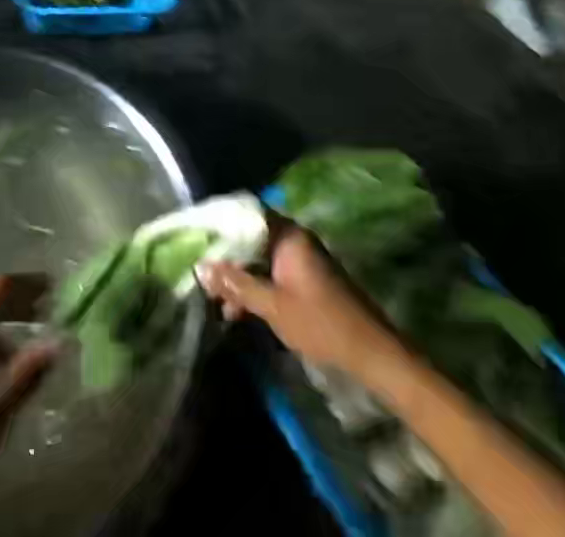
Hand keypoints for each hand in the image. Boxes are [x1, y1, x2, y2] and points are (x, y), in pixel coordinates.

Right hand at [198, 227, 404, 381]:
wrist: (368, 349)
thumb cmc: (319, 323)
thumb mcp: (272, 306)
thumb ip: (237, 285)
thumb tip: (201, 267)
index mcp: (290, 237)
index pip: (249, 215)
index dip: (222, 223)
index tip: (196, 236)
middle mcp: (296, 240)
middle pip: (252, 237)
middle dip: (227, 257)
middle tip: (200, 275)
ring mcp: (302, 259)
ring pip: (260, 258)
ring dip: (239, 277)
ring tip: (217, 303)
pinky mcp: (305, 278)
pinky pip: (272, 273)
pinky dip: (255, 287)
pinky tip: (238, 310)